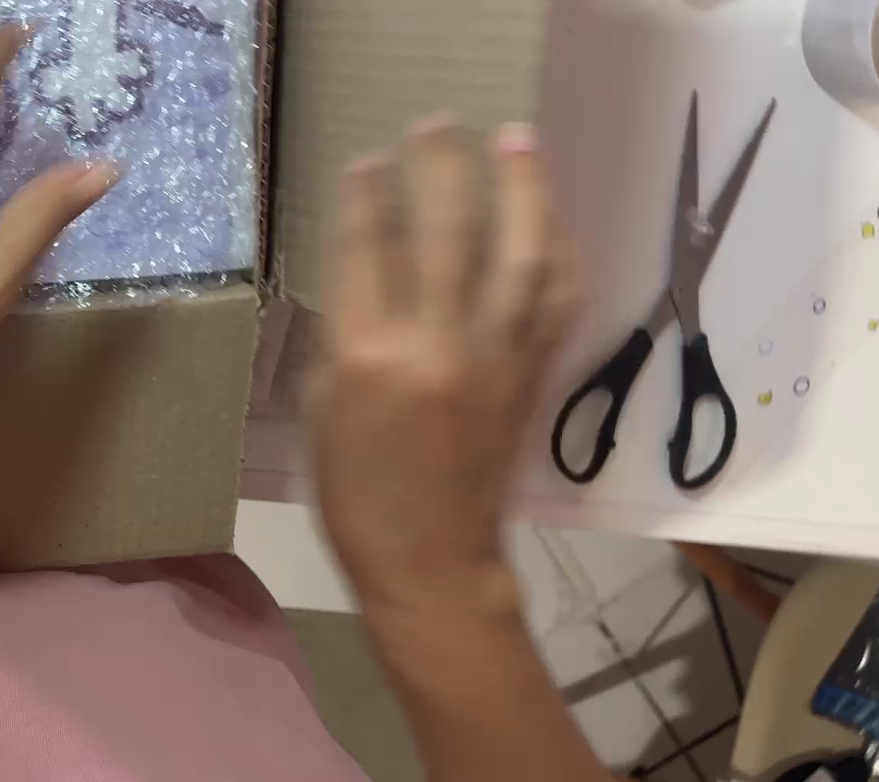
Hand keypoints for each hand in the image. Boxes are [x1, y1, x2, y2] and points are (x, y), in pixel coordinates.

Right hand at [308, 117, 580, 617]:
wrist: (429, 557)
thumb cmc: (354, 499)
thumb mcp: (321, 420)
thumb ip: (340, 350)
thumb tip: (356, 299)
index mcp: (368, 359)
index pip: (367, 254)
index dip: (366, 199)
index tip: (365, 163)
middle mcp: (438, 343)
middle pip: (446, 233)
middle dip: (439, 169)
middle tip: (432, 127)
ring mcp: (497, 354)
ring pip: (519, 250)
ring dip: (517, 186)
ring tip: (509, 140)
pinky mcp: (535, 372)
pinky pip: (556, 295)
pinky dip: (556, 247)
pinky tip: (548, 220)